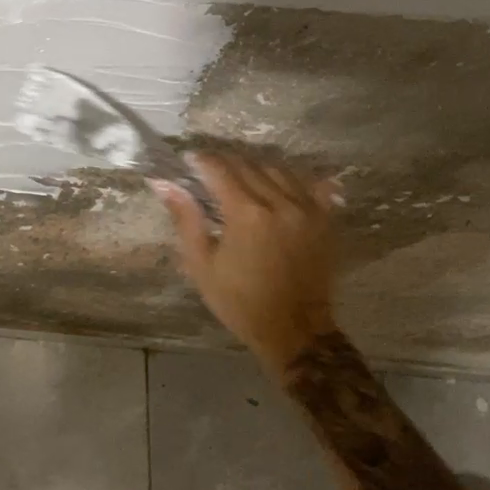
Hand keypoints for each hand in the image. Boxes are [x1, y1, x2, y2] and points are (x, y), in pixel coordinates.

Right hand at [151, 153, 339, 350]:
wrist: (294, 330)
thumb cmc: (239, 301)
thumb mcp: (201, 264)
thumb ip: (185, 218)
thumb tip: (163, 183)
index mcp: (246, 214)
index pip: (219, 168)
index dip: (200, 160)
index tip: (186, 160)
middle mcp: (280, 202)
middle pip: (248, 164)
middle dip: (224, 162)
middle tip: (207, 171)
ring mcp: (308, 209)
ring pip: (278, 168)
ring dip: (255, 167)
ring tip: (239, 179)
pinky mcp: (326, 219)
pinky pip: (310, 183)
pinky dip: (291, 179)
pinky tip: (277, 187)